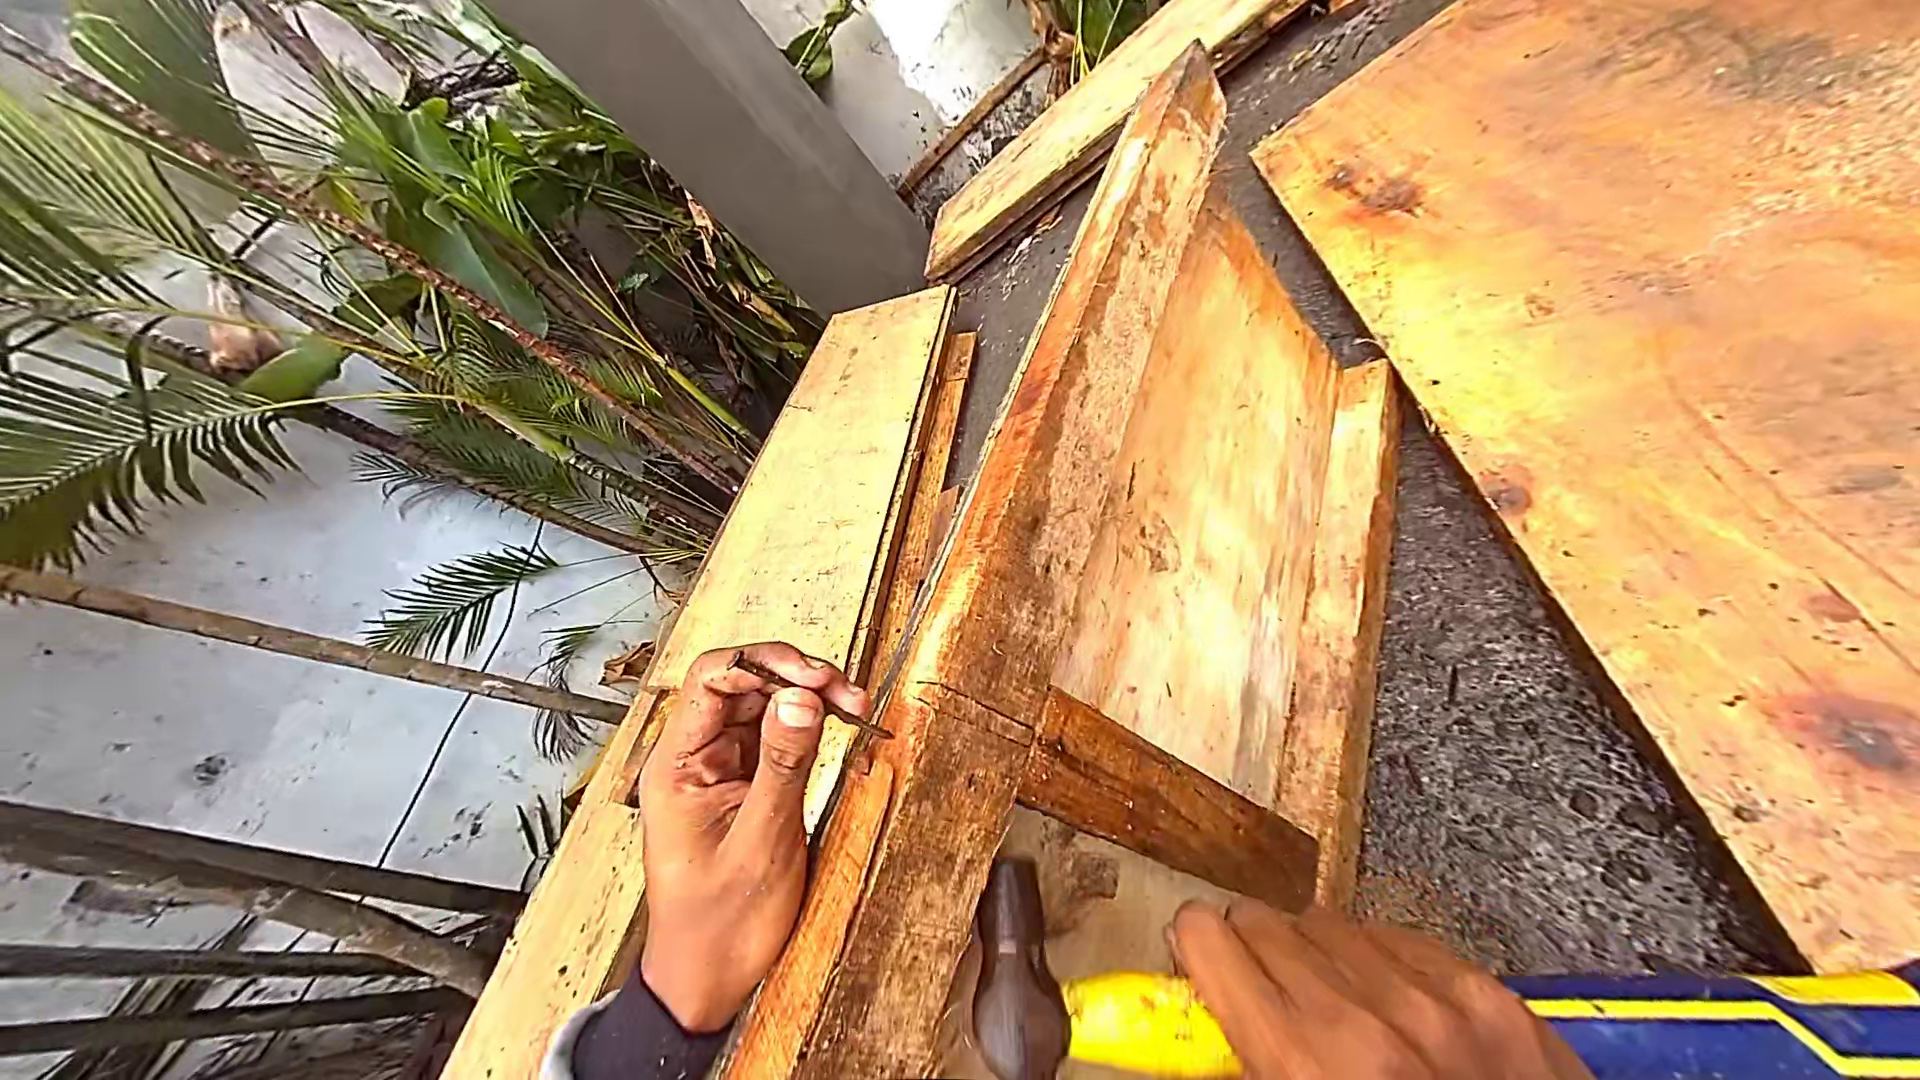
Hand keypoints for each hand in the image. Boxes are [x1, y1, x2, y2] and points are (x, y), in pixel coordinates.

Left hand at [637, 642, 869, 1031]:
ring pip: (767, 699)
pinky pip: (781, 728)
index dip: (763, 663)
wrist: (711, 978)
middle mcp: (697, 753)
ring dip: (810, 694)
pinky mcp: (749, 773)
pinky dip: (812, 718)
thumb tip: (802, 698)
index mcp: (677, 763)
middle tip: (844, 691)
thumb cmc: (719, 923)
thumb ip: (783, 765)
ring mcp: (725, 761)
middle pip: (744, 681)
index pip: (712, 678)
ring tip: (851, 704)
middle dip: (797, 675)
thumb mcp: (760, 843)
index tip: (812, 677)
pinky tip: (838, 719)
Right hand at [1169, 903, 1591, 1079]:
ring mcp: (1433, 1002)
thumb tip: (1189, 999)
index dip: (1200, 950)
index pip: (1203, 930)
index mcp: (1299, 1063)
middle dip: (1257, 954)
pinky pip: (1390, 934)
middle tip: (1277, 999)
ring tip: (1347, 1009)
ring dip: (1318, 957)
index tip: (1210, 969)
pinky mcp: (1490, 997)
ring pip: (1320, 920)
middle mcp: (1362, 1021)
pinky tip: (1401, 1013)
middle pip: (1258, 917)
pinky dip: (1380, 964)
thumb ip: (1232, 1058)